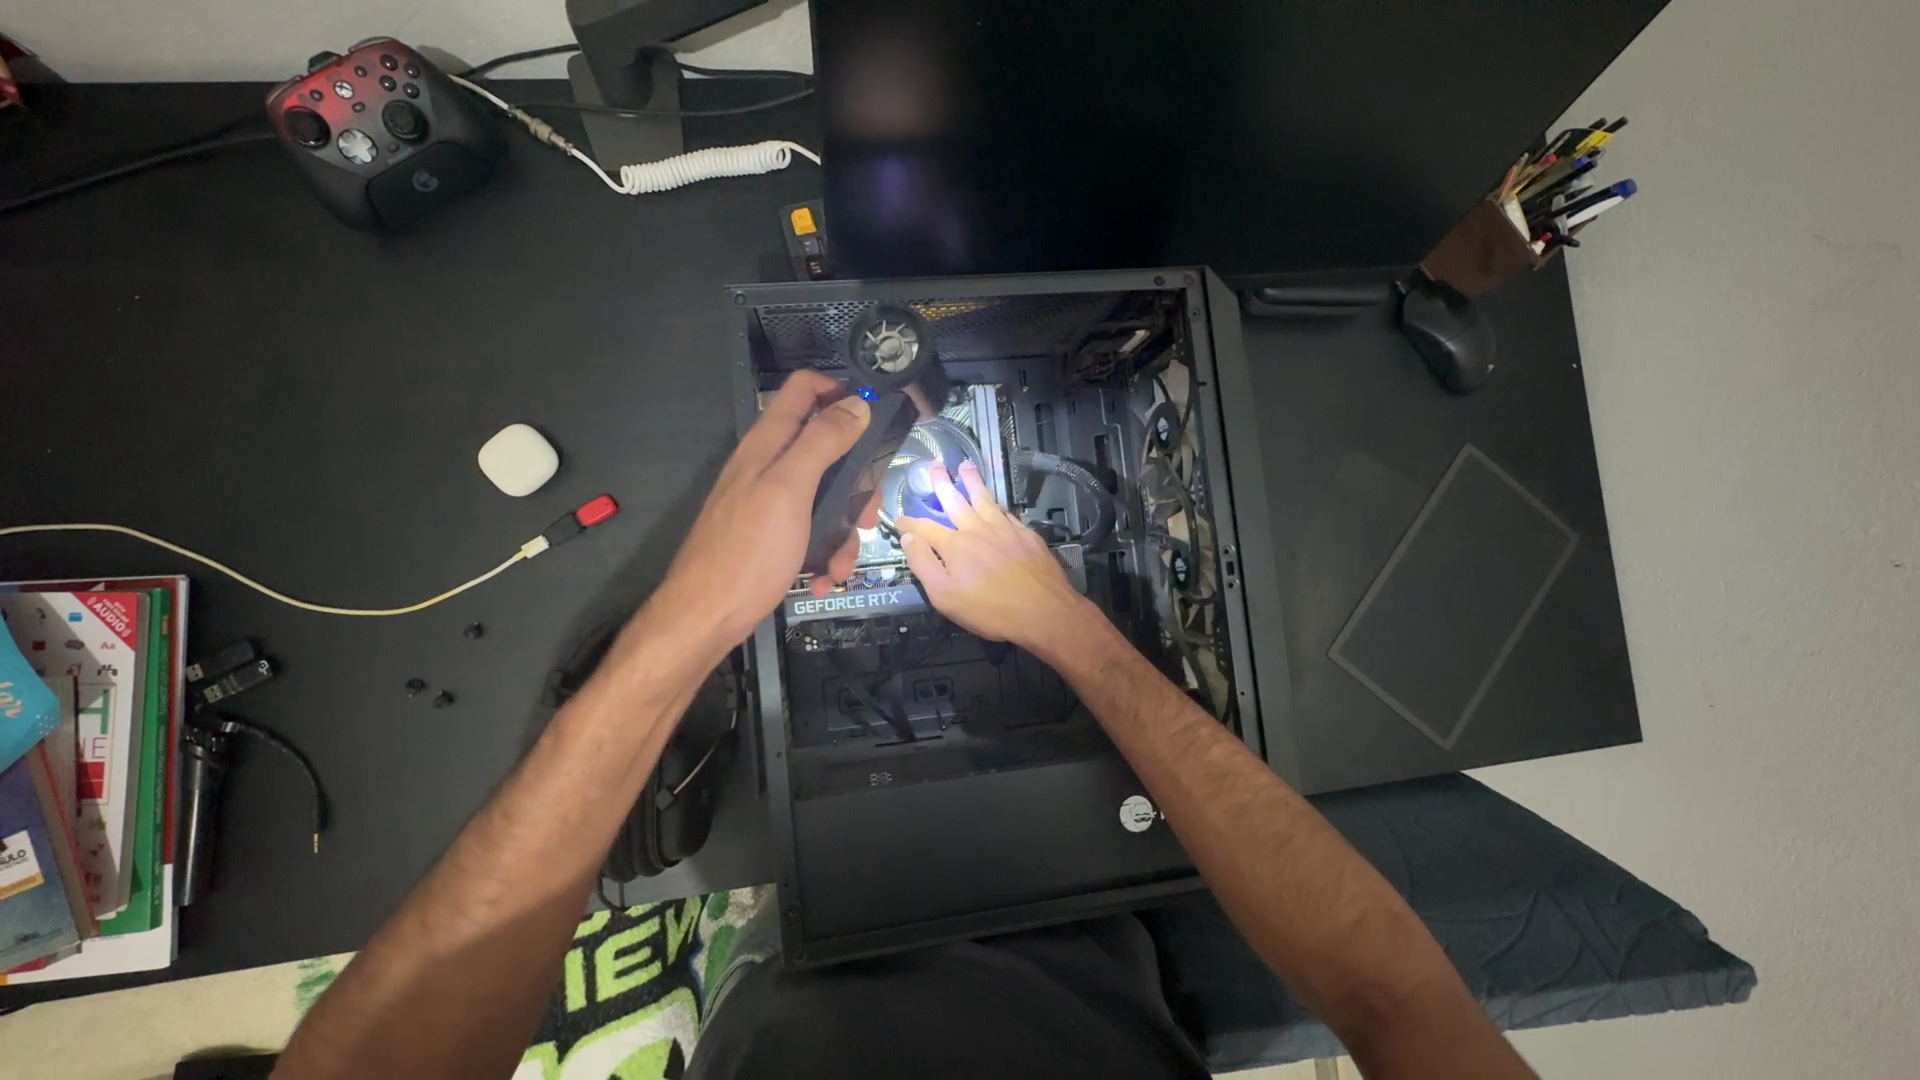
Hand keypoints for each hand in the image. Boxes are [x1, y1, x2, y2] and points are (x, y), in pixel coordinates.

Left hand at [642, 370, 878, 662]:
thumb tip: (856, 403)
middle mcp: (766, 466)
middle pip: (825, 450)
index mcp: (768, 443)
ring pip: (823, 498)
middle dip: (856, 481)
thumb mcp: (791, 489)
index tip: (875, 421)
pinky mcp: (770, 536)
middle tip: (867, 513)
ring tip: (840, 564)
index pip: (804, 390)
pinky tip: (823, 578)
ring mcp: (767, 503)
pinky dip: (823, 553)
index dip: (840, 393)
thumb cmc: (749, 551)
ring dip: (842, 530)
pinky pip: (809, 532)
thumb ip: (822, 442)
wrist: (706, 616)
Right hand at [895, 460, 1097, 652]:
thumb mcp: (944, 596)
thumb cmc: (989, 610)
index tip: (899, 520)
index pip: (925, 528)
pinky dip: (997, 504)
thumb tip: (909, 538)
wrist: (1043, 611)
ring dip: (973, 481)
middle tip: (936, 464)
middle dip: (942, 482)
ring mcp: (1006, 529)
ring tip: (966, 466)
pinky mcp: (1027, 535)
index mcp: (955, 545)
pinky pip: (1007, 512)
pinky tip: (996, 502)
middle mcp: (978, 529)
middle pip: (956, 500)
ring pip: (984, 499)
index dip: (910, 523)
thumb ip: (923, 564)